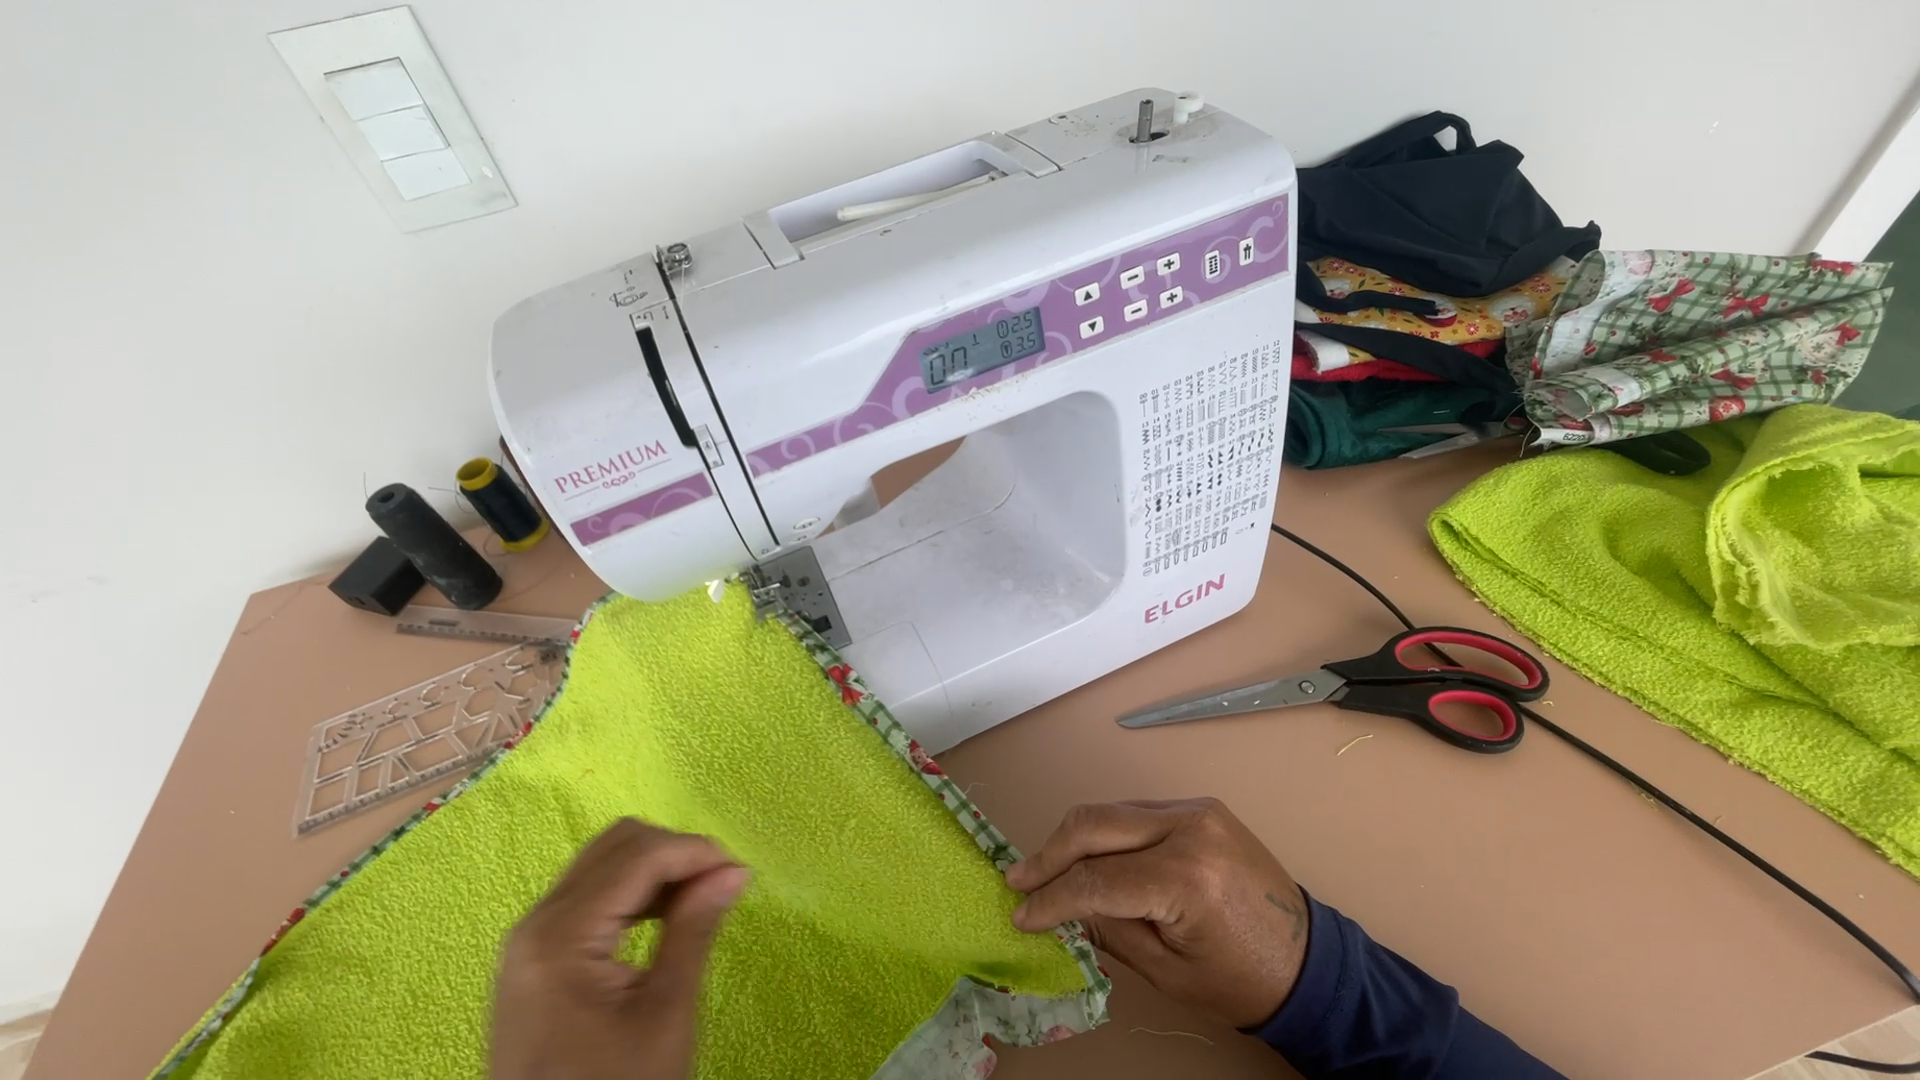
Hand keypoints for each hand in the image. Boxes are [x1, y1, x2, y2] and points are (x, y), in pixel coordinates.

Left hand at [491, 818, 749, 1079]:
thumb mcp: (666, 1014)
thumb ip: (695, 929)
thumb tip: (733, 870)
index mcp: (560, 937)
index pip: (638, 856)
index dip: (695, 851)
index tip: (739, 871)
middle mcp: (535, 923)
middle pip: (616, 844)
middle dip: (675, 851)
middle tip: (720, 883)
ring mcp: (530, 938)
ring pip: (603, 861)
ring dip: (656, 866)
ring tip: (699, 899)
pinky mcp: (535, 955)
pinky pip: (590, 892)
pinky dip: (633, 888)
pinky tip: (664, 915)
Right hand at [1006, 798, 1308, 1028]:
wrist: (1308, 960)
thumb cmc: (1240, 979)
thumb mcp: (1166, 971)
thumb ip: (1107, 930)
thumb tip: (1059, 908)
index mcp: (1185, 876)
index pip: (1095, 878)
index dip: (1050, 897)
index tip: (1020, 913)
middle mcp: (1189, 827)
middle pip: (1094, 823)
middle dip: (1049, 853)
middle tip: (1020, 880)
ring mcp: (1196, 810)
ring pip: (1110, 810)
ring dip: (1073, 840)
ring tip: (1047, 872)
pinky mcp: (1199, 807)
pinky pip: (1135, 812)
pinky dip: (1105, 833)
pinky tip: (1089, 859)